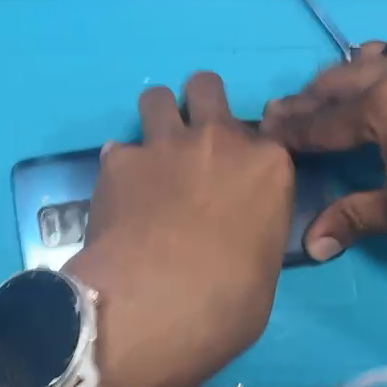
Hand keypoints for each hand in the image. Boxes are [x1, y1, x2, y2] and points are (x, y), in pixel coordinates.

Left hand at [64, 73, 294, 386]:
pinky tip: (118, 192)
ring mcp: (165, 144)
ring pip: (156, 97)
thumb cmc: (229, 301)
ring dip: (155, 118)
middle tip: (191, 138)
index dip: (245, 150)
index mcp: (268, 164)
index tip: (235, 171)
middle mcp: (218, 139)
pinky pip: (118, 148)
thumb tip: (232, 235)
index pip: (263, 133)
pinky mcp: (120, 160)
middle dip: (198, 102)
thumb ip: (251, 227)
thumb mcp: (264, 264)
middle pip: (206, 86)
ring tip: (152, 153)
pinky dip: (119, 166)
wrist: (158, 300)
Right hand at [261, 45, 386, 295]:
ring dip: (340, 85)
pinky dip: (374, 78)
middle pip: (337, 83)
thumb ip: (354, 216)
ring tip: (323, 112)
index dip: (288, 134)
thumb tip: (311, 244)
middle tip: (280, 124)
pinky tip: (375, 101)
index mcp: (385, 103)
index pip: (319, 120)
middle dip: (306, 105)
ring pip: (367, 65)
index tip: (259, 139)